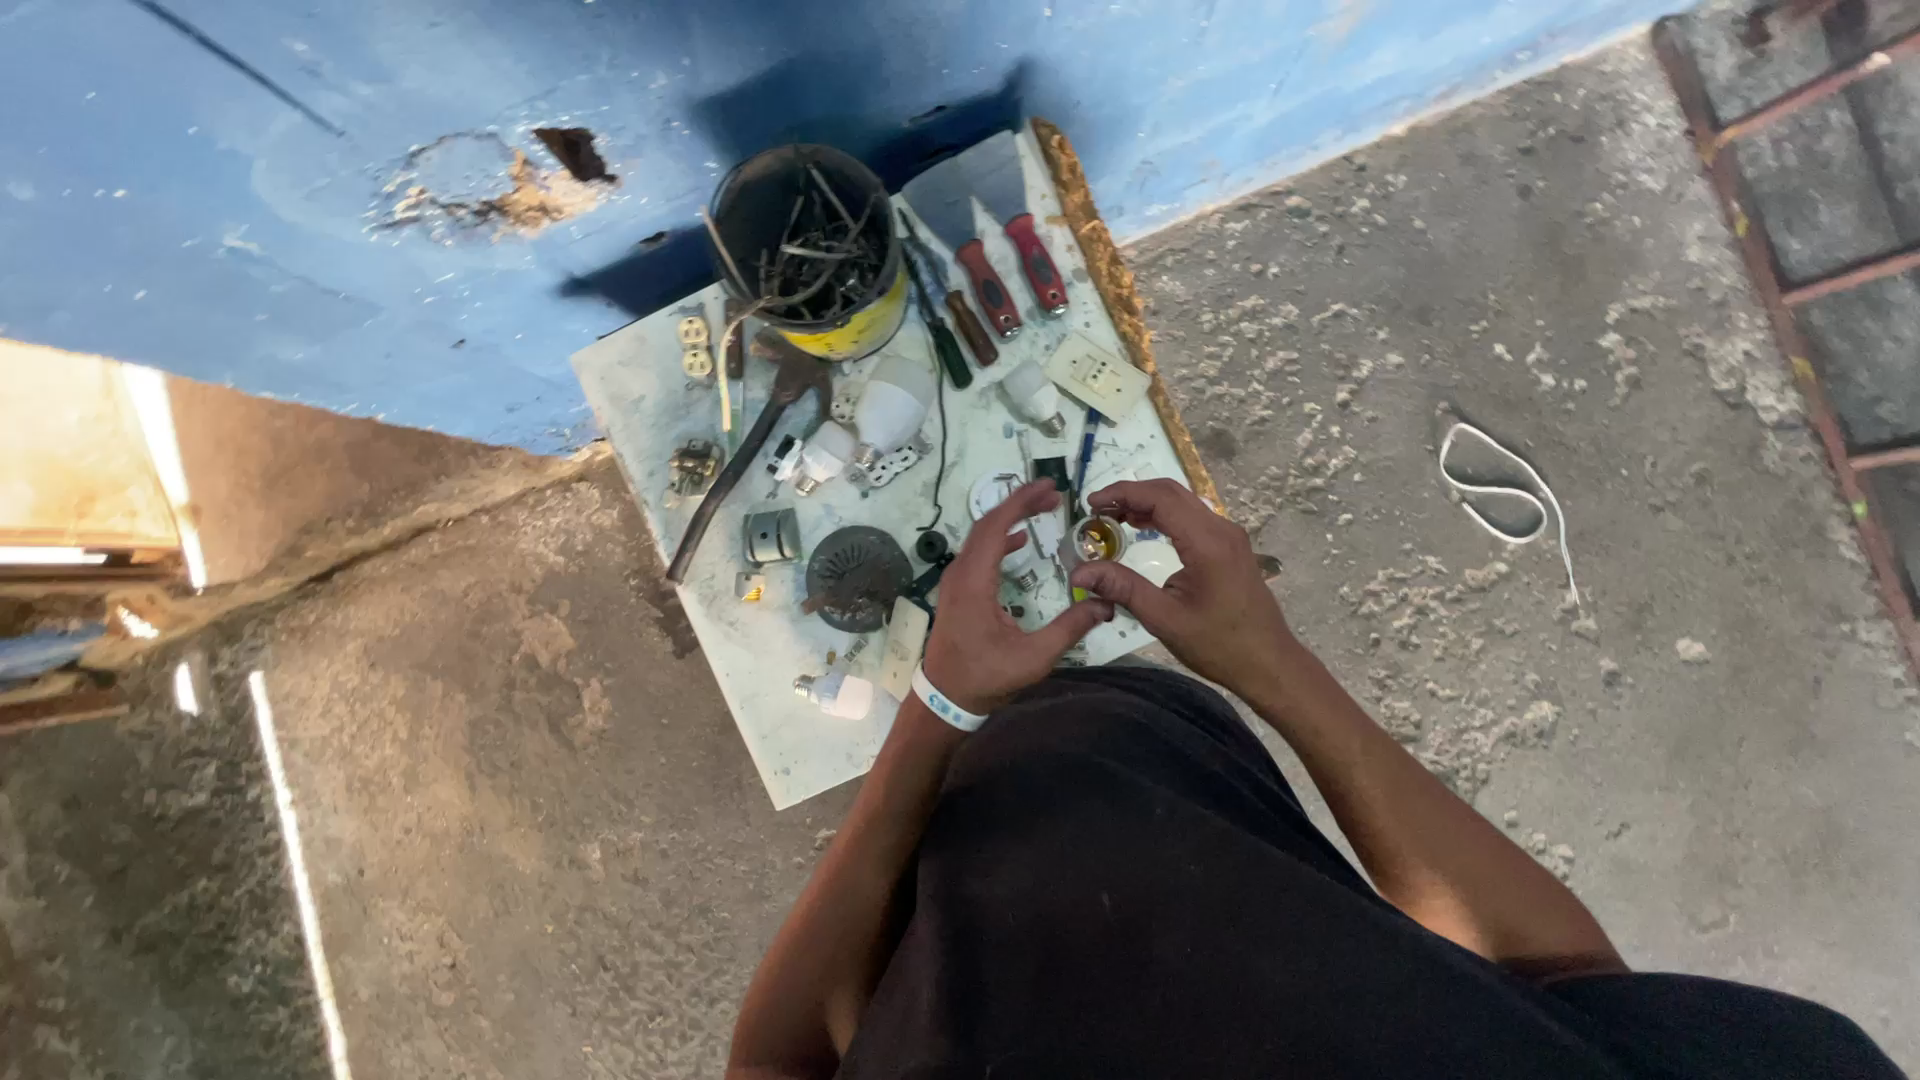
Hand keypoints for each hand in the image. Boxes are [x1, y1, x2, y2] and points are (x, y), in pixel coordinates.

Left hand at [919, 480, 1114, 715]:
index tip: (1049, 486)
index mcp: (974, 582)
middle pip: (987, 524)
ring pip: (981, 536)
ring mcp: (955, 581)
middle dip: (1020, 504)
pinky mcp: (957, 590)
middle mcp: (959, 573)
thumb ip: (1070, 628)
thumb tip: (1106, 604)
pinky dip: (1000, 539)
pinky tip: (1020, 541)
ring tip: (1043, 509)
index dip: (1021, 502)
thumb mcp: (1033, 658)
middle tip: (1054, 494)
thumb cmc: (985, 678)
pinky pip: (978, 552)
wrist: (945, 698)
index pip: (995, 527)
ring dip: (1010, 519)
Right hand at [1070, 479, 1294, 694]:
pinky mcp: (1229, 546)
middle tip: (1096, 511)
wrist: (1269, 663)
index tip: (1090, 505)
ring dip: (1146, 503)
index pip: (1160, 498)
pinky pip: (1192, 517)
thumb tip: (1079, 573)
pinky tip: (1142, 527)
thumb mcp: (1164, 619)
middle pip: (1171, 492)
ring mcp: (1229, 536)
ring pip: (1182, 502)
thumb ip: (1123, 588)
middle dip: (1131, 494)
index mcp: (1207, 543)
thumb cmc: (1218, 645)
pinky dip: (1163, 515)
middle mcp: (1221, 529)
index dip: (1122, 493)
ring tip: (1112, 518)